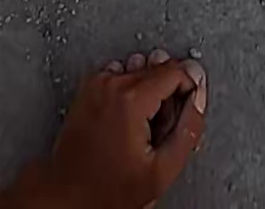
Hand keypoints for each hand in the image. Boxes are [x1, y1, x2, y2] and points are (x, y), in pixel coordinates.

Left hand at [2, 51, 207, 208]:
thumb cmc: (106, 191)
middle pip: (160, 68)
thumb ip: (187, 131)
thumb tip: (198, 98)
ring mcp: (99, 81)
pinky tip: (127, 118)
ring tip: (143, 125)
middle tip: (162, 127)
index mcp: (131, 98)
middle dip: (169, 94)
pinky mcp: (90, 85)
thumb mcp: (160, 172)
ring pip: (142, 69)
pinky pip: (123, 73)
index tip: (185, 110)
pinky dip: (131, 88)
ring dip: (150, 90)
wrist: (66, 196)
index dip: (188, 90)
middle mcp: (113, 81)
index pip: (177, 70)